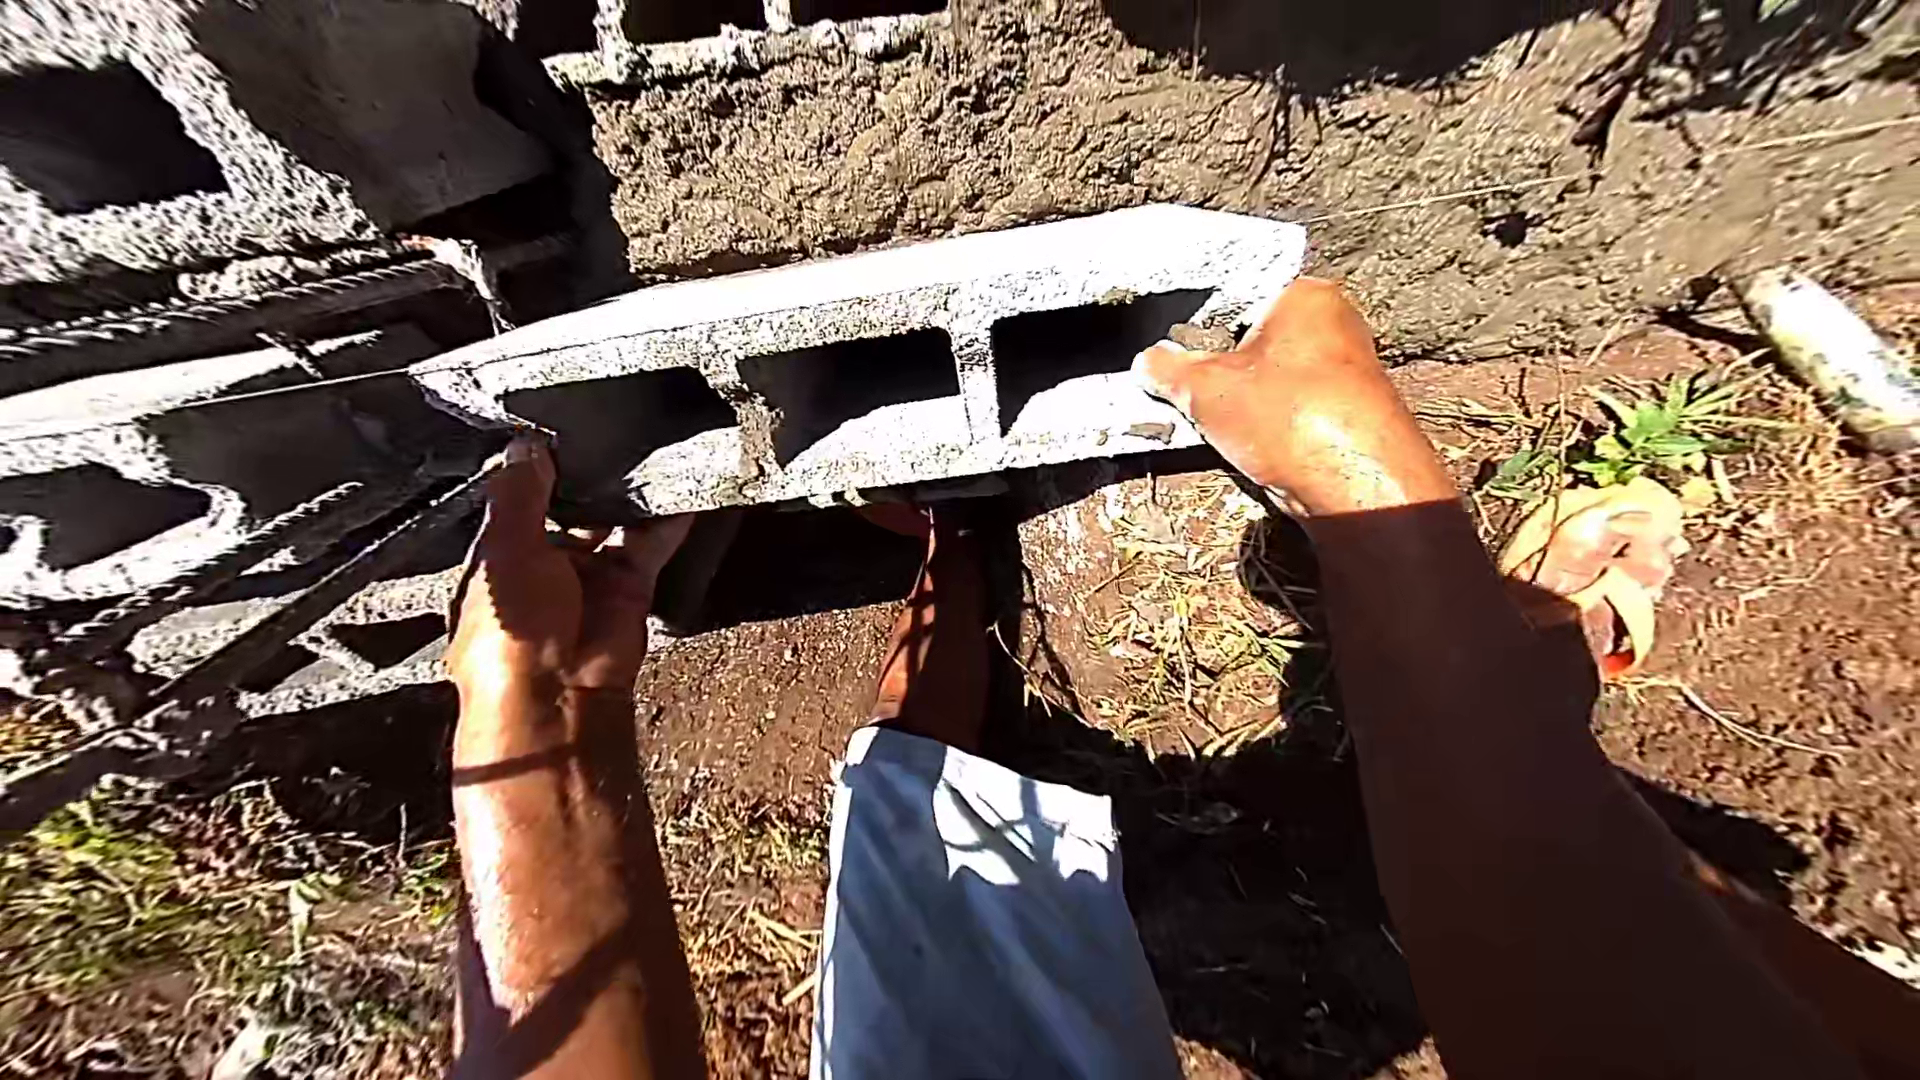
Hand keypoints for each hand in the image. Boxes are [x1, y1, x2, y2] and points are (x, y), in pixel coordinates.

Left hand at [446, 437, 691, 702]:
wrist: (562, 693)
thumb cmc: (509, 636)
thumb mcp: (503, 552)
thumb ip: (519, 497)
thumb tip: (524, 447)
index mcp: (500, 553)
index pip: (520, 499)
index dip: (537, 467)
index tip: (556, 432)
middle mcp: (547, 561)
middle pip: (573, 507)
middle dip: (588, 479)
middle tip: (608, 437)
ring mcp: (592, 573)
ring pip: (615, 521)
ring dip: (628, 496)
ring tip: (646, 454)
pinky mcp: (632, 583)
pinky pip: (651, 542)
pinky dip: (667, 519)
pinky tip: (679, 491)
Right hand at [1133, 277, 1455, 514]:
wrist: (1351, 484)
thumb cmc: (1293, 419)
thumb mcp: (1203, 387)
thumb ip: (1165, 369)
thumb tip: (1148, 362)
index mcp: (1304, 297)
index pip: (1232, 302)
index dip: (1193, 334)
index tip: (1170, 358)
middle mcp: (1329, 326)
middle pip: (1244, 346)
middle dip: (1212, 376)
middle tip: (1191, 397)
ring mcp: (1337, 372)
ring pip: (1259, 382)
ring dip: (1231, 406)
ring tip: (1221, 426)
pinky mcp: (1335, 413)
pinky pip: (1278, 411)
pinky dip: (1256, 427)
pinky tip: (1247, 445)